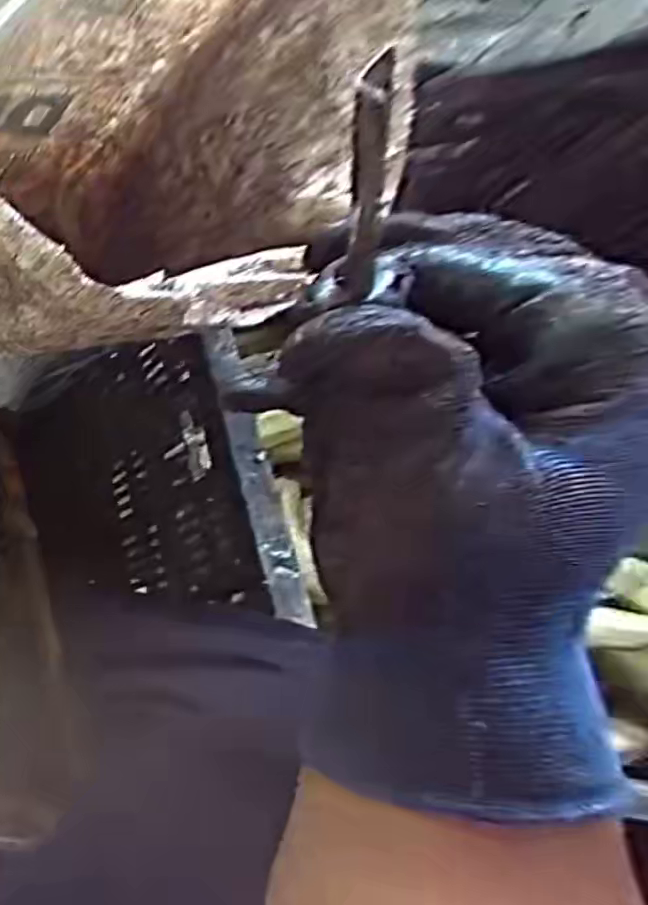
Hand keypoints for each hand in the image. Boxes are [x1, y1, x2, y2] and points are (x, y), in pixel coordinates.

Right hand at [276, 212, 647, 821]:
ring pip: (433, 300)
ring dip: (353, 320)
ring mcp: (538, 373)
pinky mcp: (480, 404)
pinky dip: (349, 357)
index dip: (375, 278)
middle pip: (467, 263)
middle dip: (370, 286)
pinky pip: (410, 346)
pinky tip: (305, 381)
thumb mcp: (422, 468)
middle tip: (291, 308)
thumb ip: (393, 375)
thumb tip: (330, 313)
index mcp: (620, 346)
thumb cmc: (446, 567)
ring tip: (294, 352)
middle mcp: (595, 344)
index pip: (478, 263)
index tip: (292, 317)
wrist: (440, 642)